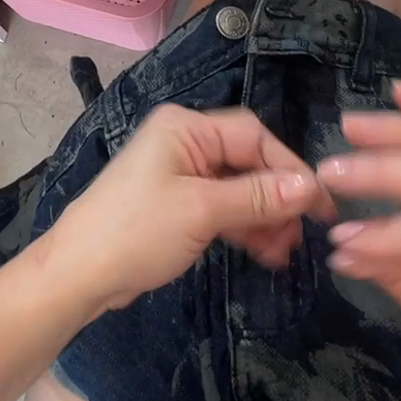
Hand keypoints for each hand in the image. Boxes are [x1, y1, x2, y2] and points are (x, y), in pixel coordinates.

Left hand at [41, 104, 330, 314]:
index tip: (320, 206)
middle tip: (301, 236)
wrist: (80, 272)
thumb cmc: (137, 231)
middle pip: (247, 160)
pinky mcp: (177, 202)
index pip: (252, 135)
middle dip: (276, 197)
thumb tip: (309, 187)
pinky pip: (222, 206)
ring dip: (263, 216)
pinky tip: (264, 252)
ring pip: (238, 187)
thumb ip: (256, 196)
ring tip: (283, 252)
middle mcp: (185, 142)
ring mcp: (180, 172)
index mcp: (186, 127)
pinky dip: (243, 226)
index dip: (289, 167)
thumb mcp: (202, 211)